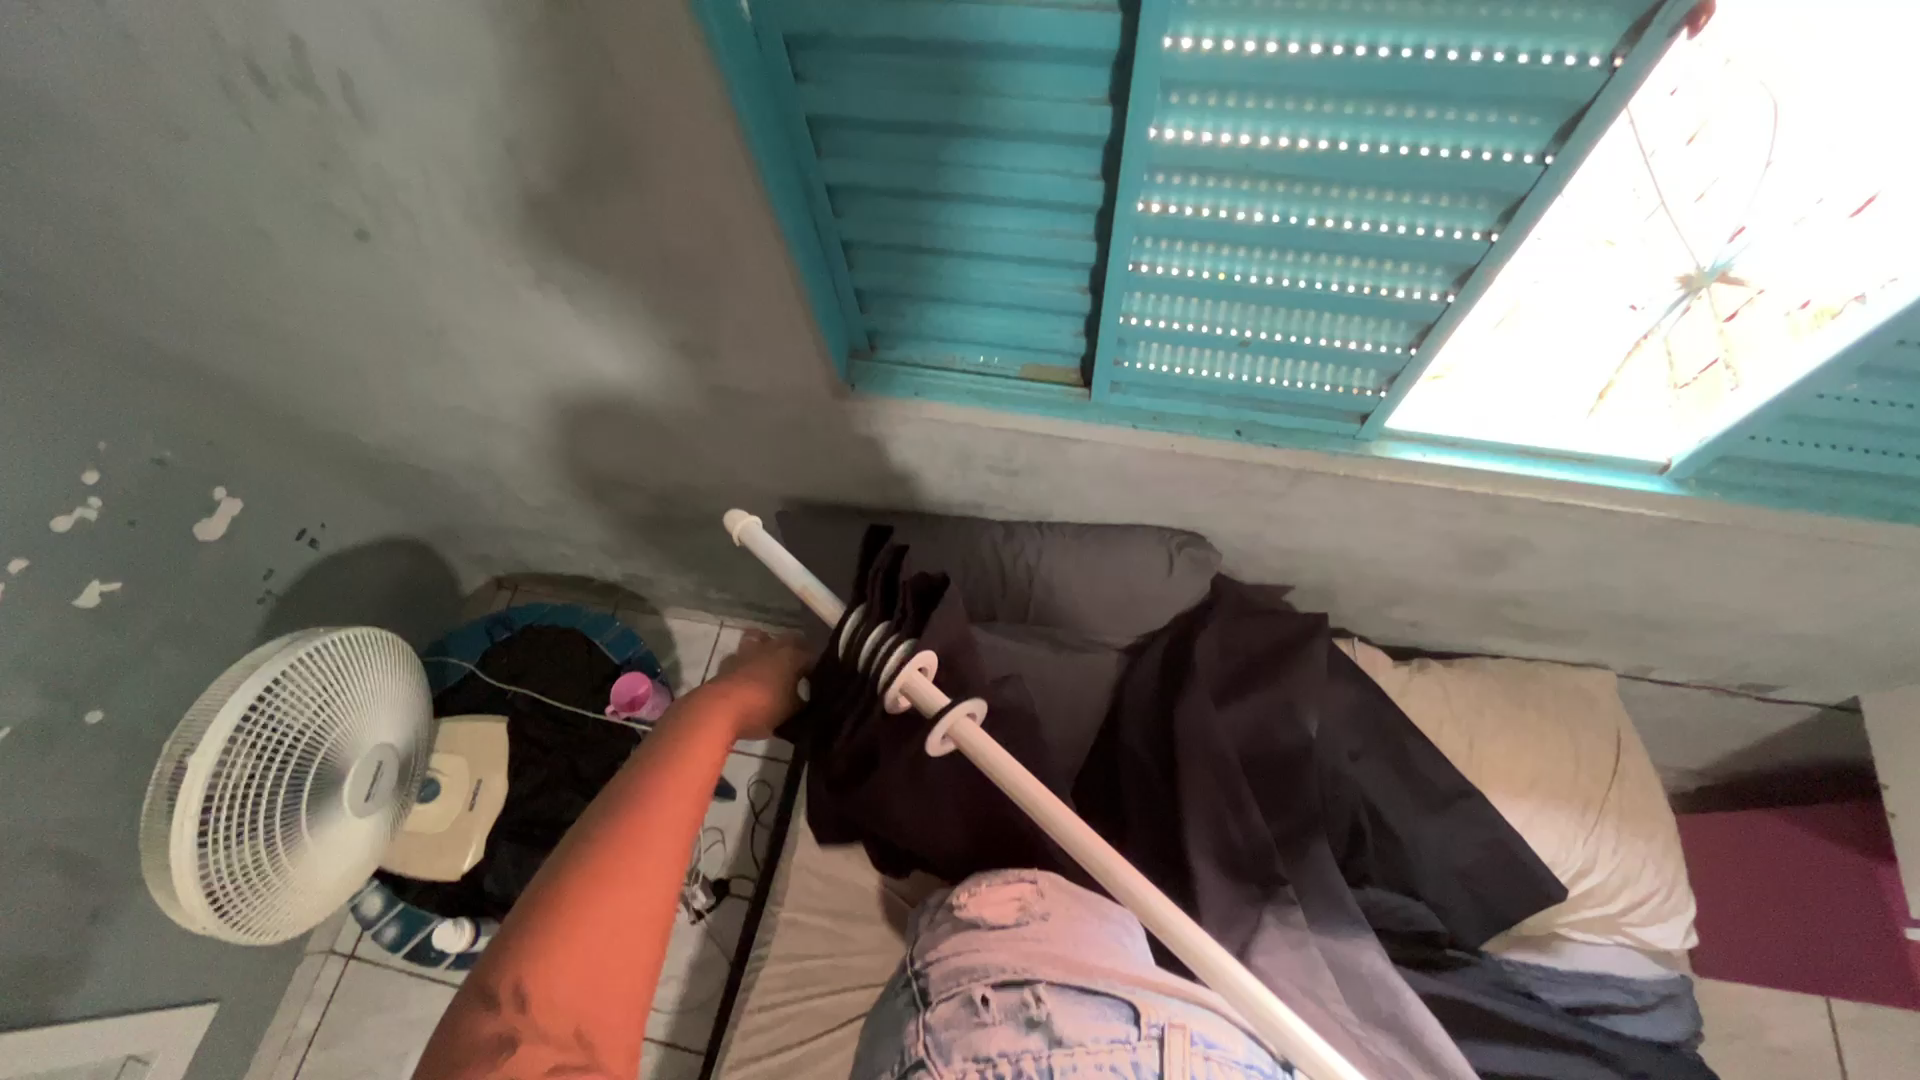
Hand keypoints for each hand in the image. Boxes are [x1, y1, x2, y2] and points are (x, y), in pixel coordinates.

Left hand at [694, 630, 812, 739]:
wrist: (718, 710)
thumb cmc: (763, 708)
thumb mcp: (792, 712)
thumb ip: (804, 704)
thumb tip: (809, 702)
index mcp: (793, 656)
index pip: (814, 656)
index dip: (820, 668)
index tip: (822, 682)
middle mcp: (772, 647)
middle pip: (790, 639)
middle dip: (798, 649)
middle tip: (802, 669)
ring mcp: (747, 652)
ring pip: (761, 638)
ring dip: (768, 646)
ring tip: (772, 664)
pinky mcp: (727, 663)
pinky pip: (741, 656)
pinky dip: (747, 662)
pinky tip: (748, 675)